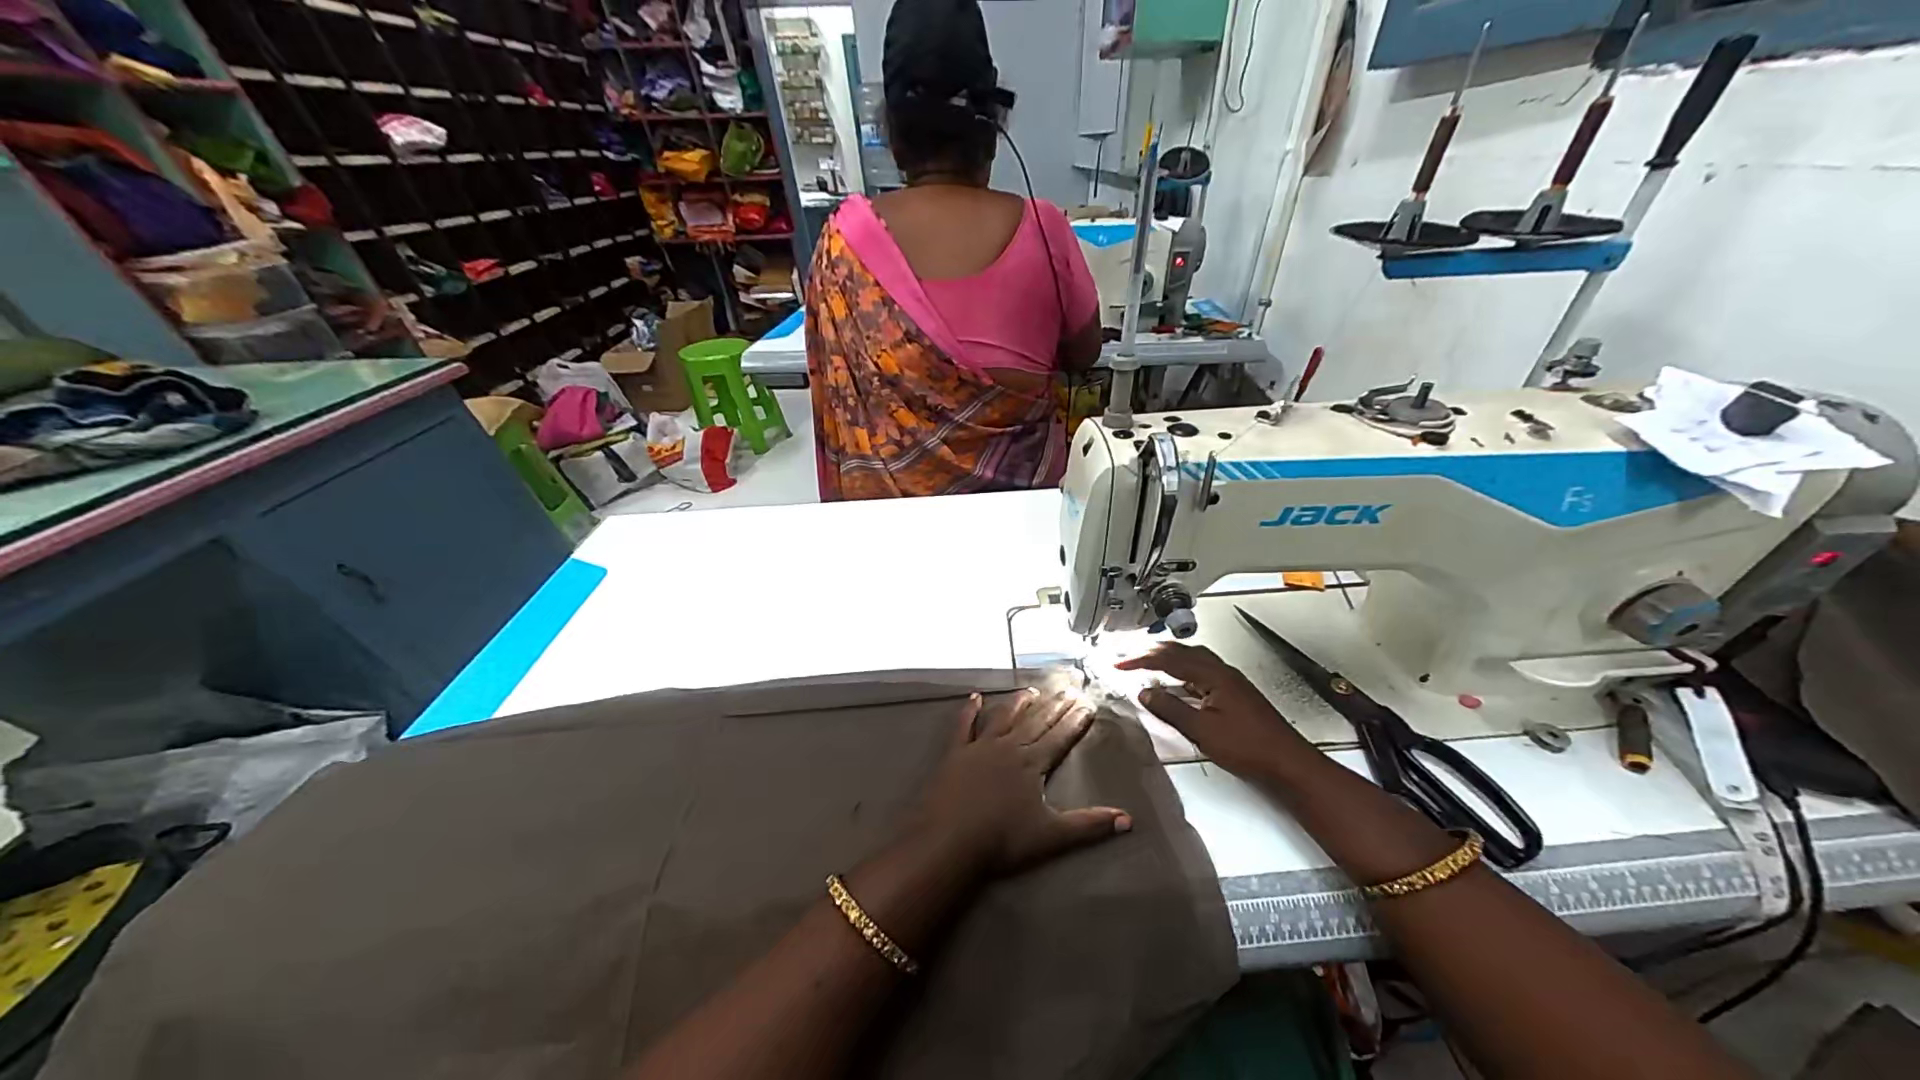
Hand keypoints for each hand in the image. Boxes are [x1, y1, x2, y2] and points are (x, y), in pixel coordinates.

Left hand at [909, 689, 1131, 879]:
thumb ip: (1089, 825)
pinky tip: (974, 697)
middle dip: (1055, 705)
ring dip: (1019, 702)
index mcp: (1032, 764)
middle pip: (1036, 722)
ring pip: (1004, 717)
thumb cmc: (1002, 840)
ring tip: (1032, 689)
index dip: (1075, 720)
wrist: (948, 840)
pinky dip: (969, 710)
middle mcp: (1008, 748)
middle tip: (1069, 688)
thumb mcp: (1051, 836)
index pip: (1060, 737)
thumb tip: (1128, 820)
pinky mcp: (955, 754)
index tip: (1088, 703)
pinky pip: (964, 726)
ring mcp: (979, 747)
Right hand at [1117, 643, 1312, 776]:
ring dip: (1168, 659)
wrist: (1287, 763)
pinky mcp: (1235, 695)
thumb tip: (1146, 693)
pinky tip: (1177, 685)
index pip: (1170, 659)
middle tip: (1130, 656)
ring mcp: (1231, 683)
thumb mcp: (1201, 730)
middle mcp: (1223, 673)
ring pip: (1193, 660)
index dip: (1141, 659)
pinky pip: (1201, 673)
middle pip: (1183, 652)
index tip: (1121, 663)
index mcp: (1214, 675)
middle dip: (1153, 652)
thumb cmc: (1250, 747)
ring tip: (1148, 663)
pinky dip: (1182, 672)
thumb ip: (1170, 708)